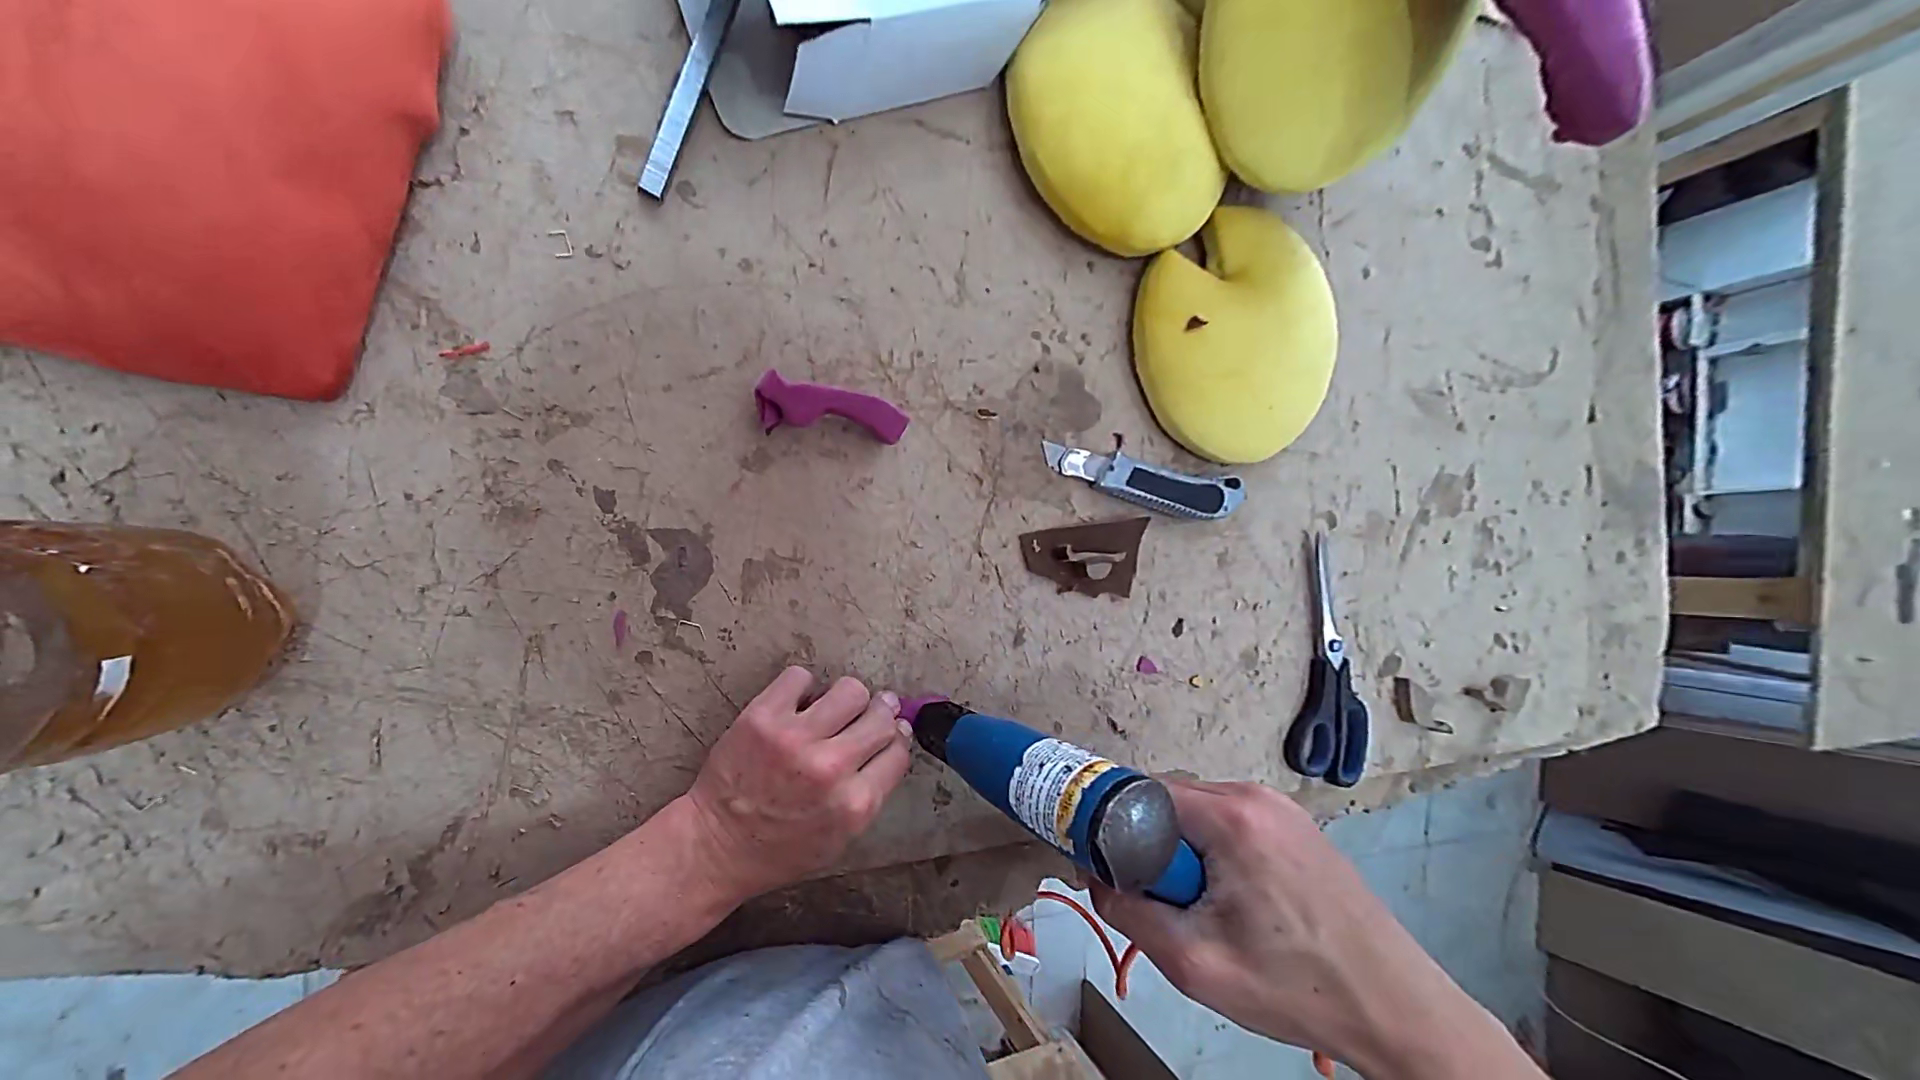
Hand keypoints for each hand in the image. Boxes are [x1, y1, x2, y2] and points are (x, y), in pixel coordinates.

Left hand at [680, 667, 913, 903]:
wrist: (715, 848)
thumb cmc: (779, 848)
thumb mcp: (842, 835)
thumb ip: (873, 788)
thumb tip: (897, 734)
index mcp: (855, 803)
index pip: (899, 748)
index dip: (896, 735)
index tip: (890, 729)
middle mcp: (830, 769)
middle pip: (880, 716)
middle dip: (877, 713)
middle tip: (864, 715)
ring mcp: (795, 740)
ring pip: (850, 689)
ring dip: (845, 698)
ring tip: (830, 711)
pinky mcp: (763, 718)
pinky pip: (801, 677)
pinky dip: (802, 688)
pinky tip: (796, 706)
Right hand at [1091, 780, 1535, 1079]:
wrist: (1399, 1011)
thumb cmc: (1296, 986)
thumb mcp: (1194, 961)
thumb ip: (1129, 911)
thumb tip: (1094, 878)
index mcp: (1232, 814)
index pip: (1143, 793)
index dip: (1115, 827)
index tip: (1111, 868)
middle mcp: (1256, 795)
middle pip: (1171, 798)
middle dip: (1150, 841)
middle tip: (1159, 897)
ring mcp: (1282, 807)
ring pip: (1200, 809)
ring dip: (1182, 847)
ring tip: (1197, 904)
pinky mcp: (1297, 825)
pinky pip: (1231, 821)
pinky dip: (1214, 849)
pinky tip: (1231, 897)